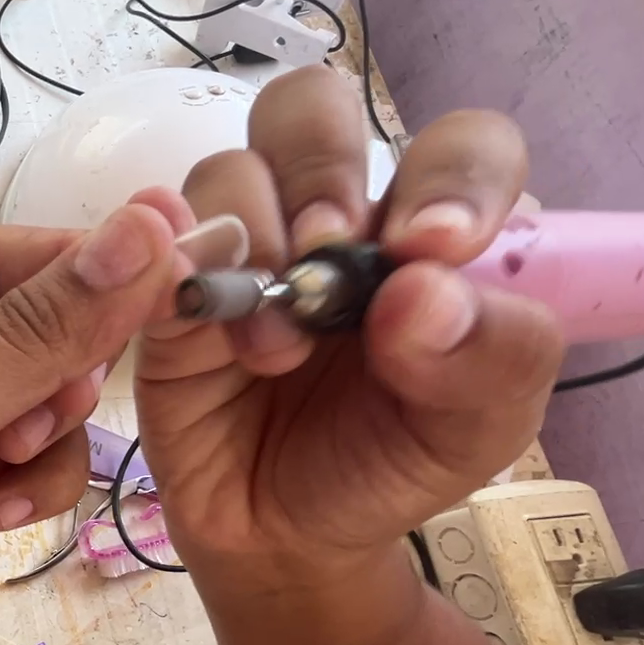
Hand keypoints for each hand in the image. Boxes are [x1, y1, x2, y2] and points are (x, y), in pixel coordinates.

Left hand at [0, 207, 183, 644]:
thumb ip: (27, 338)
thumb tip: (139, 235)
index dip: (81, 262)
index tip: (169, 273)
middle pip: (35, 323)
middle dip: (60, 368)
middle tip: (61, 408)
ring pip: (50, 394)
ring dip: (49, 433)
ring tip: (7, 475)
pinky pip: (41, 456)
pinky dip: (39, 482)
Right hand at [136, 66, 564, 585]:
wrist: (270, 532)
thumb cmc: (376, 471)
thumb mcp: (471, 433)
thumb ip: (490, 357)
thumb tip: (420, 283)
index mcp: (423, 239)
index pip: (451, 145)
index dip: (445, 172)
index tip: (430, 247)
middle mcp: (327, 228)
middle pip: (309, 112)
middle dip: (317, 171)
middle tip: (324, 259)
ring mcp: (238, 257)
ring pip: (224, 171)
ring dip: (248, 238)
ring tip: (270, 345)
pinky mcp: (167, 299)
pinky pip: (153, 246)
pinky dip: (170, 262)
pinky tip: (194, 319)